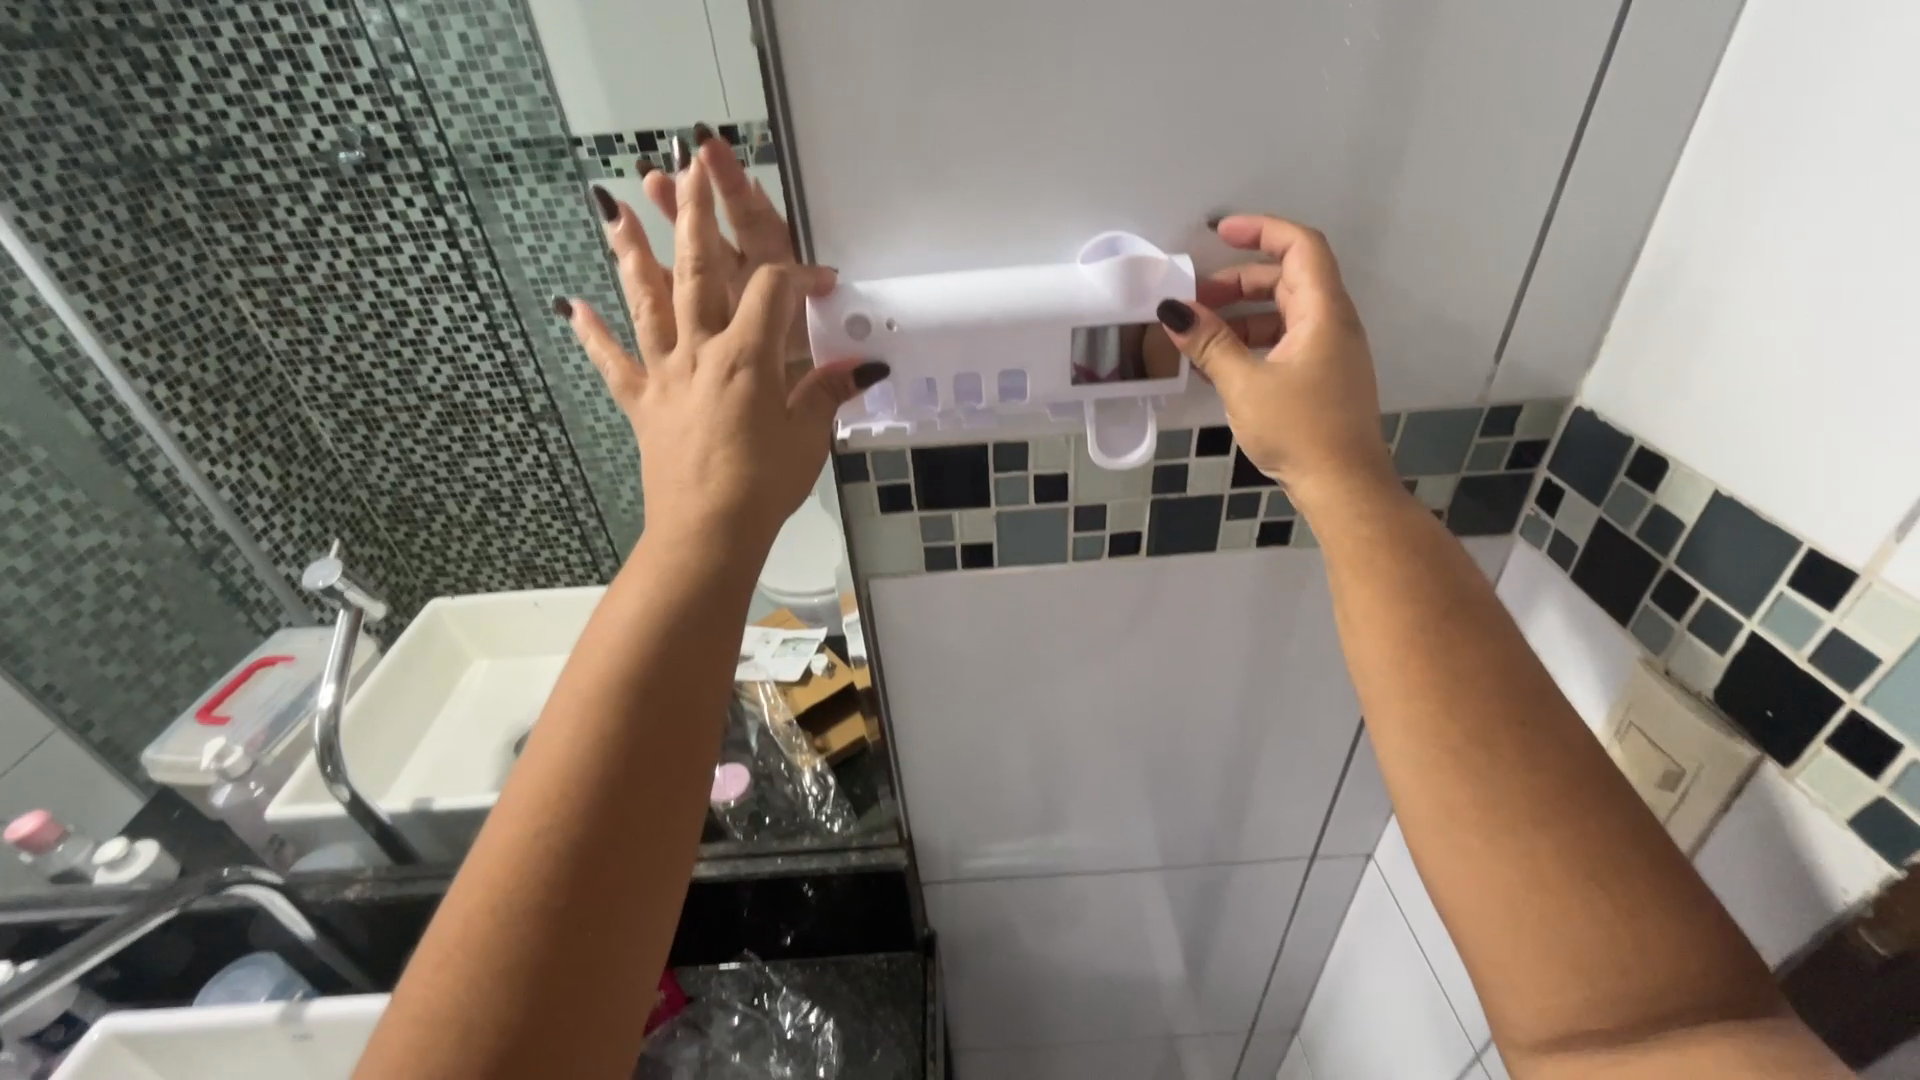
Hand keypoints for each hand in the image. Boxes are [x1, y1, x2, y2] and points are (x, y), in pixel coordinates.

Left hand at [557, 153, 889, 547]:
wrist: (706, 533)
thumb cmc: (763, 486)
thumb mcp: (808, 439)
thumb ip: (828, 394)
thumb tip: (865, 366)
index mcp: (747, 357)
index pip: (774, 290)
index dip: (801, 274)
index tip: (822, 279)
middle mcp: (700, 351)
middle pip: (697, 270)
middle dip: (694, 214)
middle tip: (683, 163)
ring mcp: (665, 375)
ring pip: (645, 300)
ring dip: (630, 251)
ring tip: (612, 205)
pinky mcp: (643, 404)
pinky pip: (613, 362)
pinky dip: (592, 334)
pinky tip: (570, 306)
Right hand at [1153, 214, 1397, 508]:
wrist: (1342, 485)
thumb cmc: (1299, 429)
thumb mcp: (1244, 384)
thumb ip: (1209, 344)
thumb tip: (1172, 311)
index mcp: (1323, 312)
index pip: (1300, 246)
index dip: (1261, 231)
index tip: (1219, 233)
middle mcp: (1331, 323)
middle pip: (1286, 279)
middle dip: (1238, 281)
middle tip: (1195, 297)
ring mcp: (1328, 352)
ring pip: (1282, 313)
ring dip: (1240, 315)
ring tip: (1198, 334)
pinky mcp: (1319, 377)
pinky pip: (1283, 342)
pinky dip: (1250, 342)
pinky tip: (1217, 363)